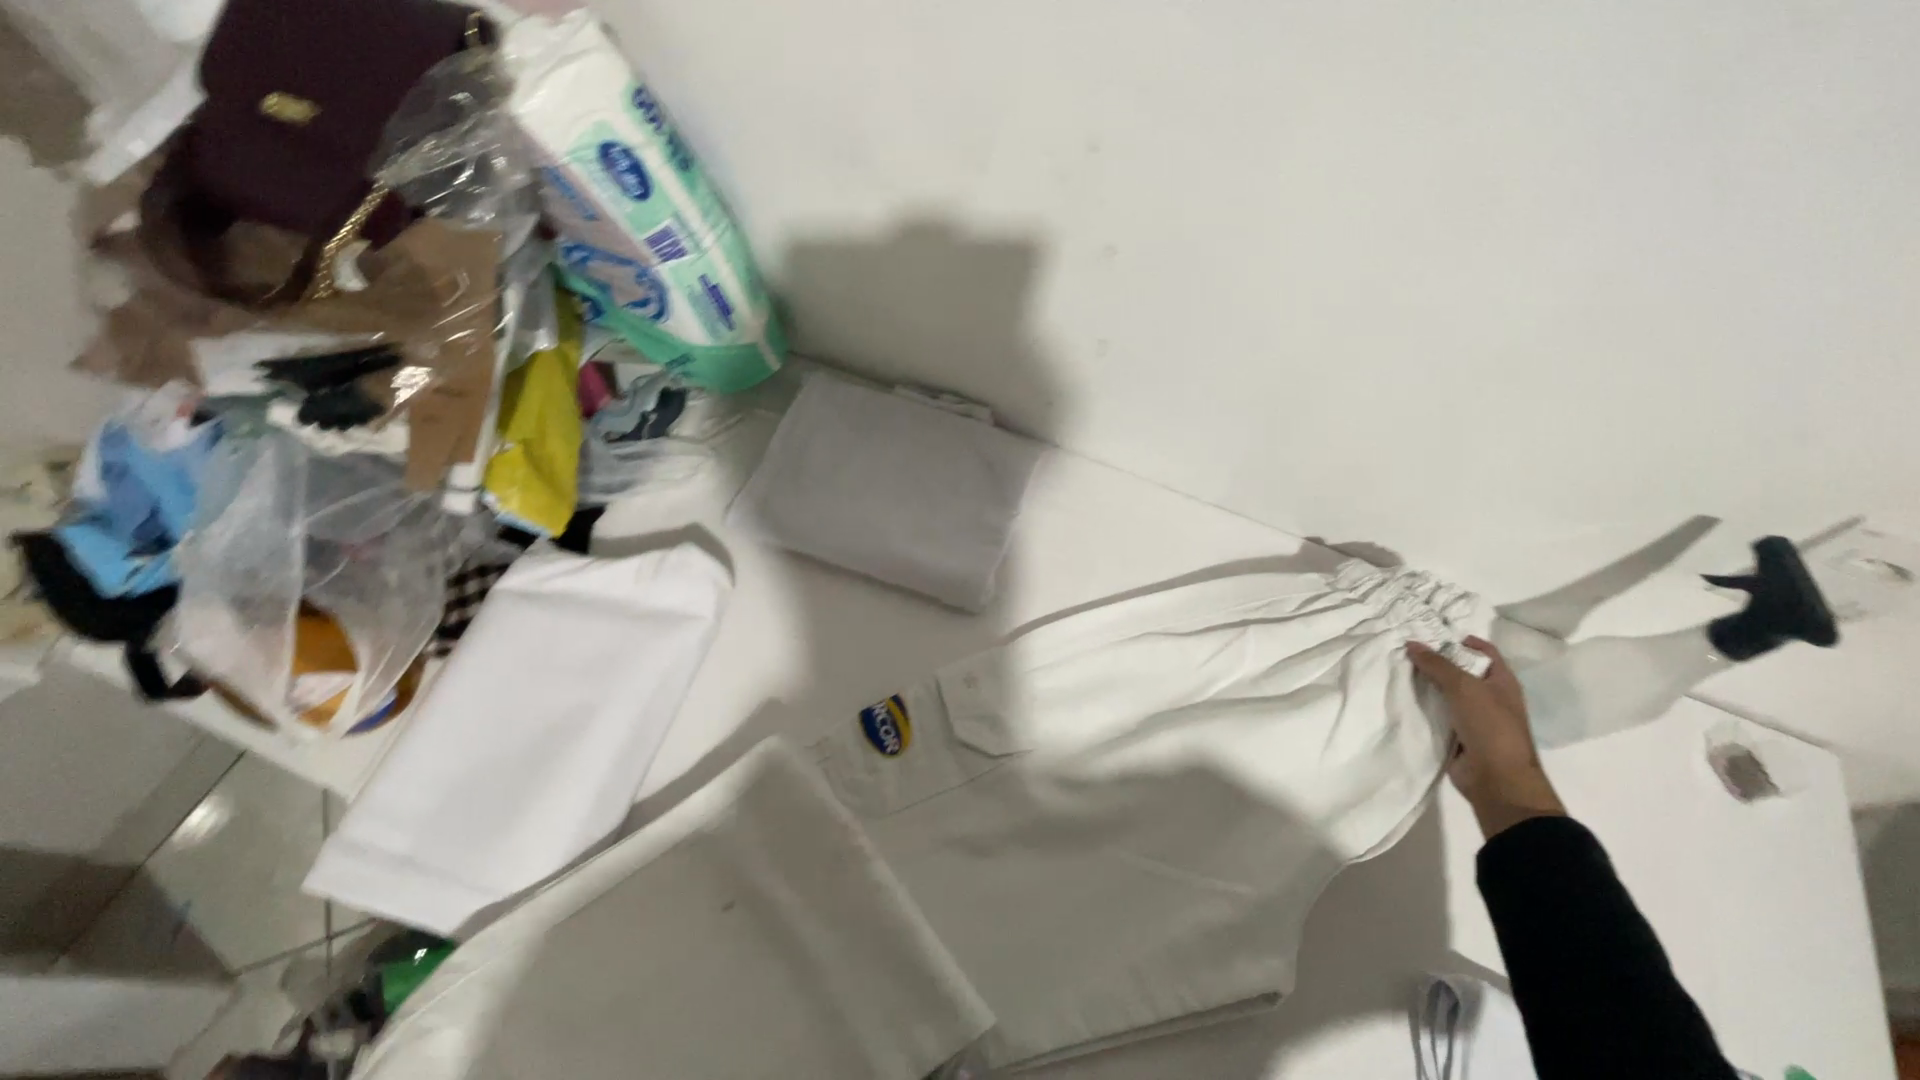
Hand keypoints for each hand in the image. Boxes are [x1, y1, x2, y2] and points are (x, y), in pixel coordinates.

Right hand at [1407, 636, 1566, 838]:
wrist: (1495, 778)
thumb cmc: (1489, 726)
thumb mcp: (1464, 688)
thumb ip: (1438, 665)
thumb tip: (1411, 644)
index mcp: (1502, 682)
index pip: (1484, 652)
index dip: (1462, 641)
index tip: (1431, 636)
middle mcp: (1490, 697)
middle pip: (1461, 672)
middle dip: (1436, 662)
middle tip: (1404, 652)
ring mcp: (1474, 718)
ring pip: (1446, 694)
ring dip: (1426, 685)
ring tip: (1396, 672)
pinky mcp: (1457, 736)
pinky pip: (1437, 715)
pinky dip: (1422, 708)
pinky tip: (1400, 700)